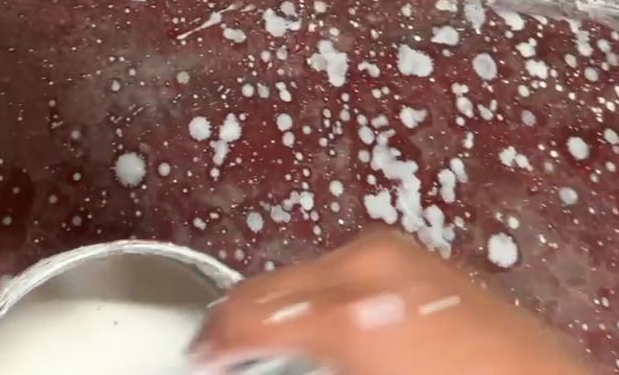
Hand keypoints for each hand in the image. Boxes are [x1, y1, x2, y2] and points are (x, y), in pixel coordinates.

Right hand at [191, 232, 586, 374]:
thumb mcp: (360, 374)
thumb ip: (305, 361)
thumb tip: (268, 357)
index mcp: (352, 310)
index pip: (256, 311)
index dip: (219, 335)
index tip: (201, 350)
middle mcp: (369, 266)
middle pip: (279, 285)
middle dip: (247, 317)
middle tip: (223, 346)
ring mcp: (397, 255)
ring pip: (310, 272)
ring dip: (284, 305)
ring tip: (267, 338)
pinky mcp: (417, 258)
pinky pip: (347, 270)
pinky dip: (321, 294)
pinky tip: (322, 325)